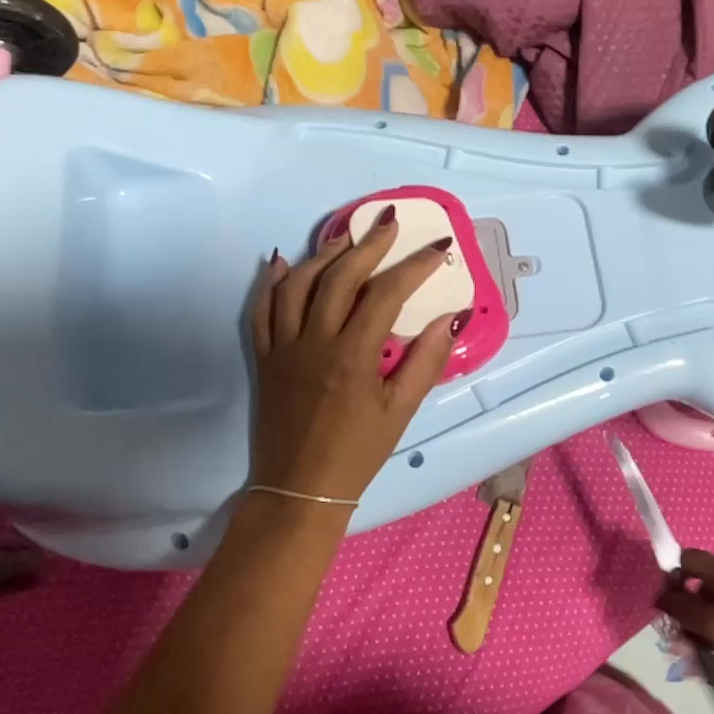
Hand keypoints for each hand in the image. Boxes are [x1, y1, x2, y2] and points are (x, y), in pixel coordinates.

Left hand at [248, 208, 460, 502]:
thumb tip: (452, 318)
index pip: (386, 294)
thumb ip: (426, 361)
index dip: (414, 266)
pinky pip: (262, 311)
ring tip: (346, 237)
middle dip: (370, 245)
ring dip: (323, 255)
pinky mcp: (265, 359)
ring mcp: (284, 348)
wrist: (300, 489)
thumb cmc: (358, 453)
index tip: (438, 248)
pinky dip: (272, 282)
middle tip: (390, 223)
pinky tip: (283, 262)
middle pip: (341, 277)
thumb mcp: (401, 412)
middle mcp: (315, 342)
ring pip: (299, 285)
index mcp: (353, 356)